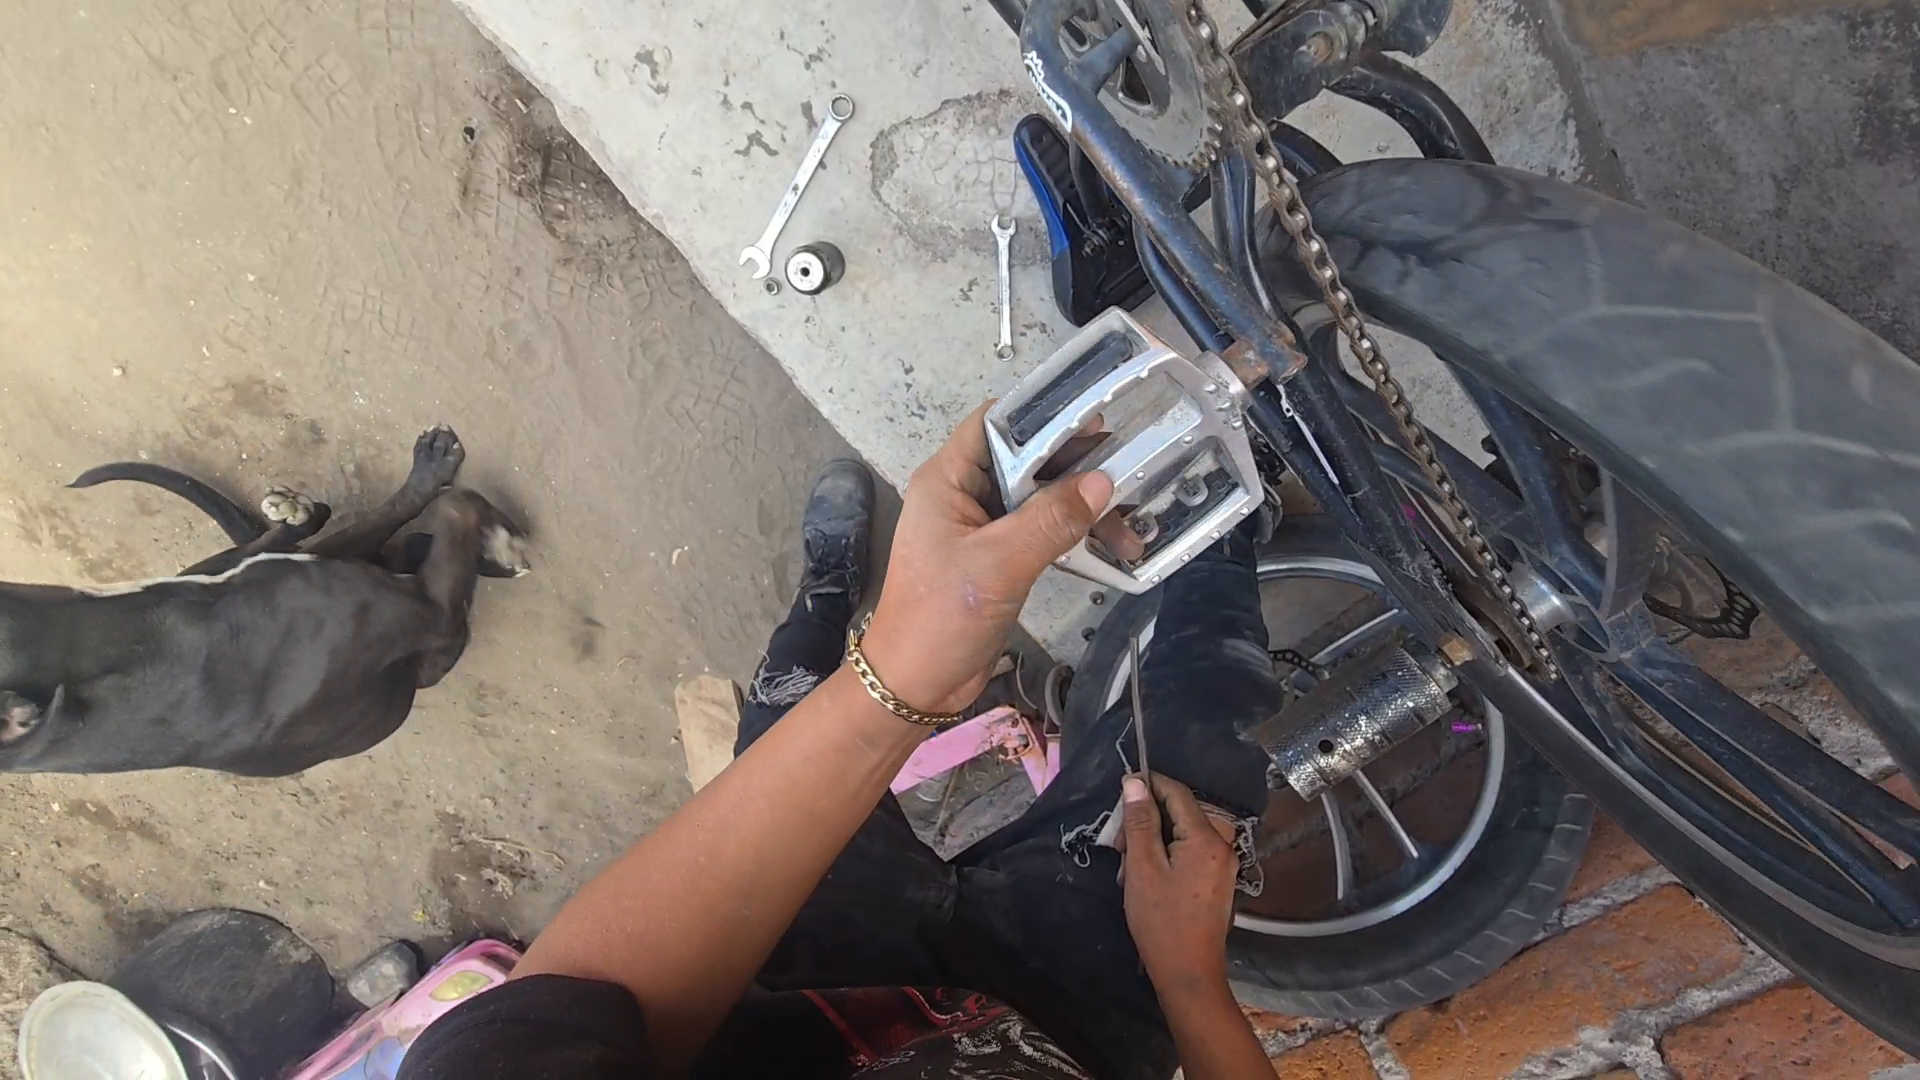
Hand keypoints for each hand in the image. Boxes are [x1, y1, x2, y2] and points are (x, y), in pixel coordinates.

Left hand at [861, 403, 1113, 715]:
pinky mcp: (998, 558)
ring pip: (1039, 499)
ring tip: (1130, 526)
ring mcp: (982, 528)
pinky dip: (1072, 536)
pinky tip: (1111, 546)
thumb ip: (1050, 521)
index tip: (1096, 418)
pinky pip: (1040, 532)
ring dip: (1081, 509)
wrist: (915, 684)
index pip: (994, 423)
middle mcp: (964, 495)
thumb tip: (1103, 482)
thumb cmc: (942, 617)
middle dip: (1075, 466)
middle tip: (1131, 468)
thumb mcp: (999, 564)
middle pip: (1025, 460)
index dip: (1042, 415)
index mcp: (948, 480)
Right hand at [1119, 773, 1238, 994]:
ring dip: (1151, 840)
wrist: (1189, 976)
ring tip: (1128, 867)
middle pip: (1178, 812)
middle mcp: (1221, 846)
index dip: (1147, 784)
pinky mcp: (1215, 881)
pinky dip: (1164, 855)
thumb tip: (1134, 782)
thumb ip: (1139, 821)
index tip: (1119, 791)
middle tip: (1119, 844)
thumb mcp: (1143, 867)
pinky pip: (1187, 852)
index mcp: (1206, 839)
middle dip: (1145, 820)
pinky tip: (1144, 875)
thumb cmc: (1162, 921)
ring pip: (1180, 833)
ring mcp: (1221, 865)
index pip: (1177, 792)